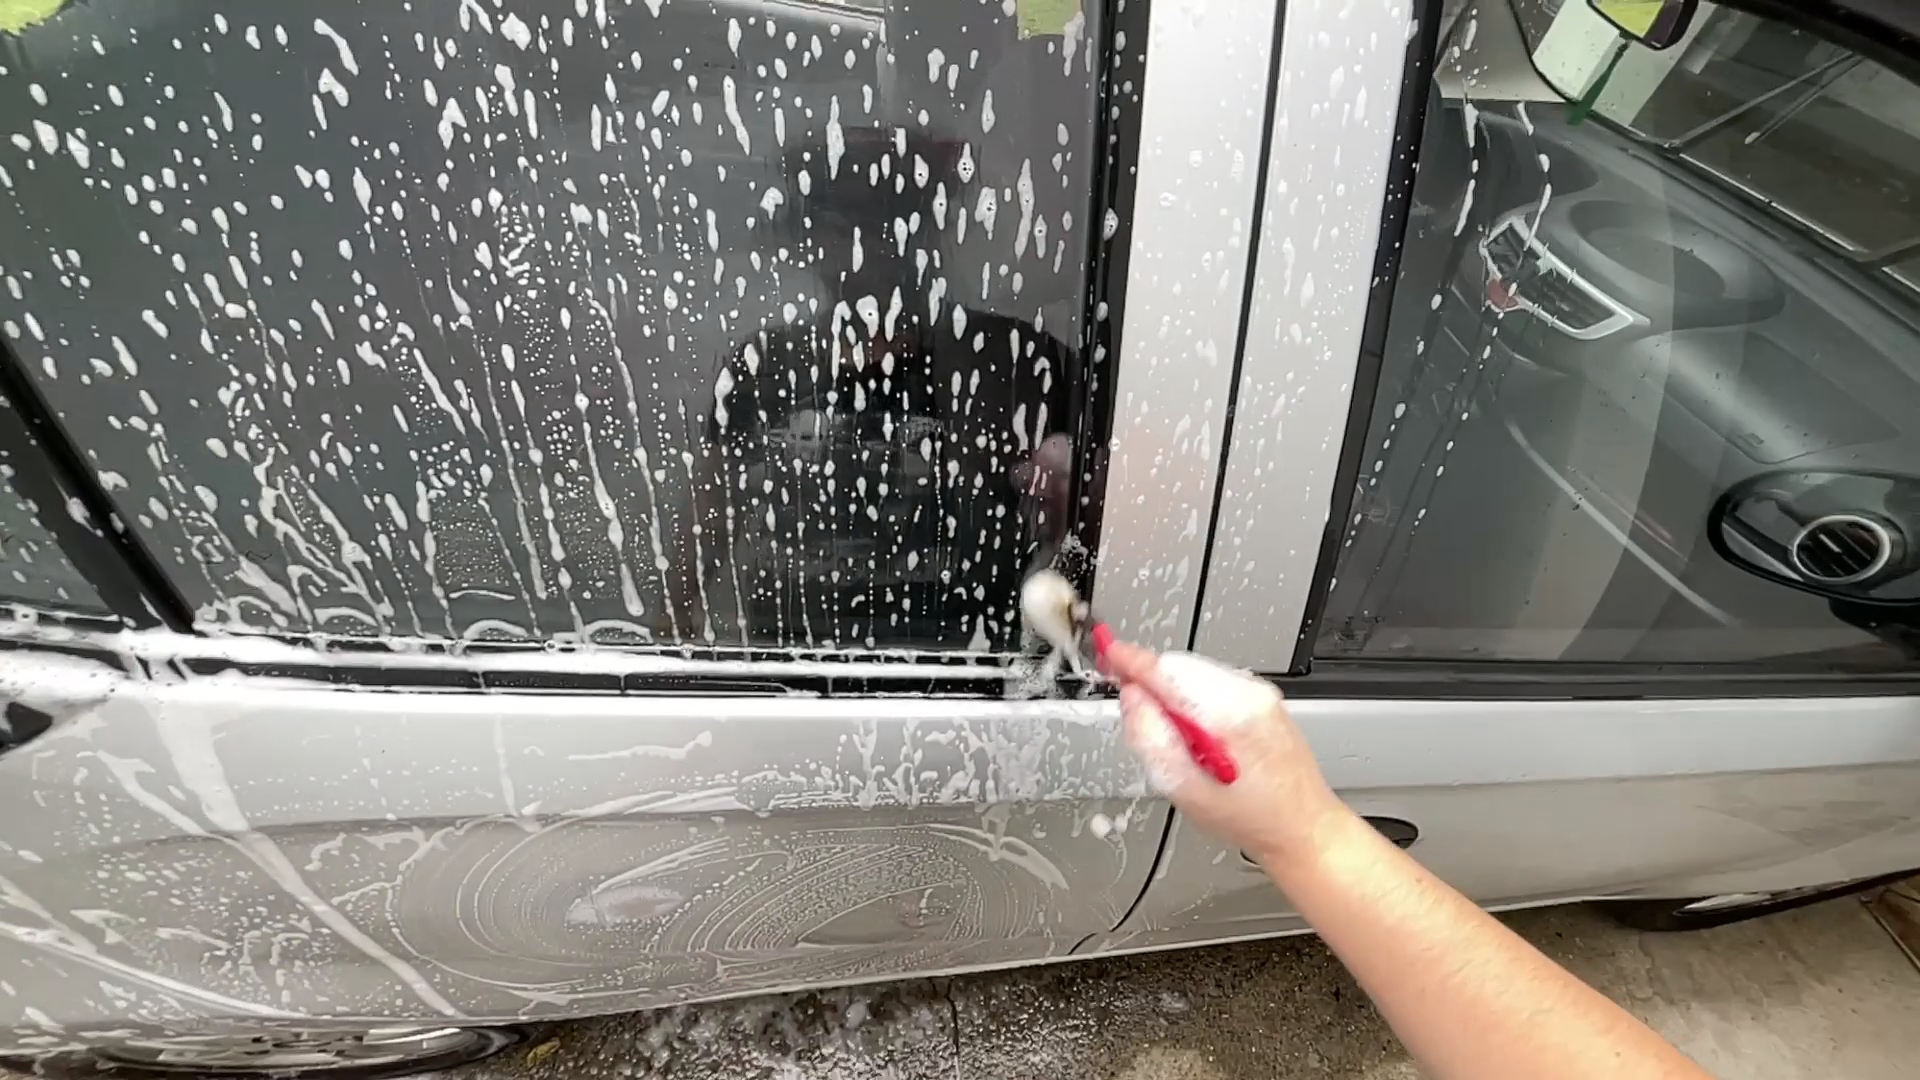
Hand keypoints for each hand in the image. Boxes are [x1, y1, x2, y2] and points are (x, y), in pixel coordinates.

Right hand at [1105, 641, 1349, 869]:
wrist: (1302, 826)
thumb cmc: (1250, 816)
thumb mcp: (1183, 790)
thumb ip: (1150, 739)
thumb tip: (1131, 699)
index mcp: (1227, 717)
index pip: (1165, 670)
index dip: (1131, 661)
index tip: (1110, 652)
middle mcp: (1246, 695)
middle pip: (1177, 667)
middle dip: (1152, 685)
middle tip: (1144, 719)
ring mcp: (1257, 692)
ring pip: (1192, 671)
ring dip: (1173, 693)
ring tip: (1183, 740)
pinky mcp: (1261, 695)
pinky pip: (1210, 680)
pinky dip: (1192, 697)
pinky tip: (1201, 734)